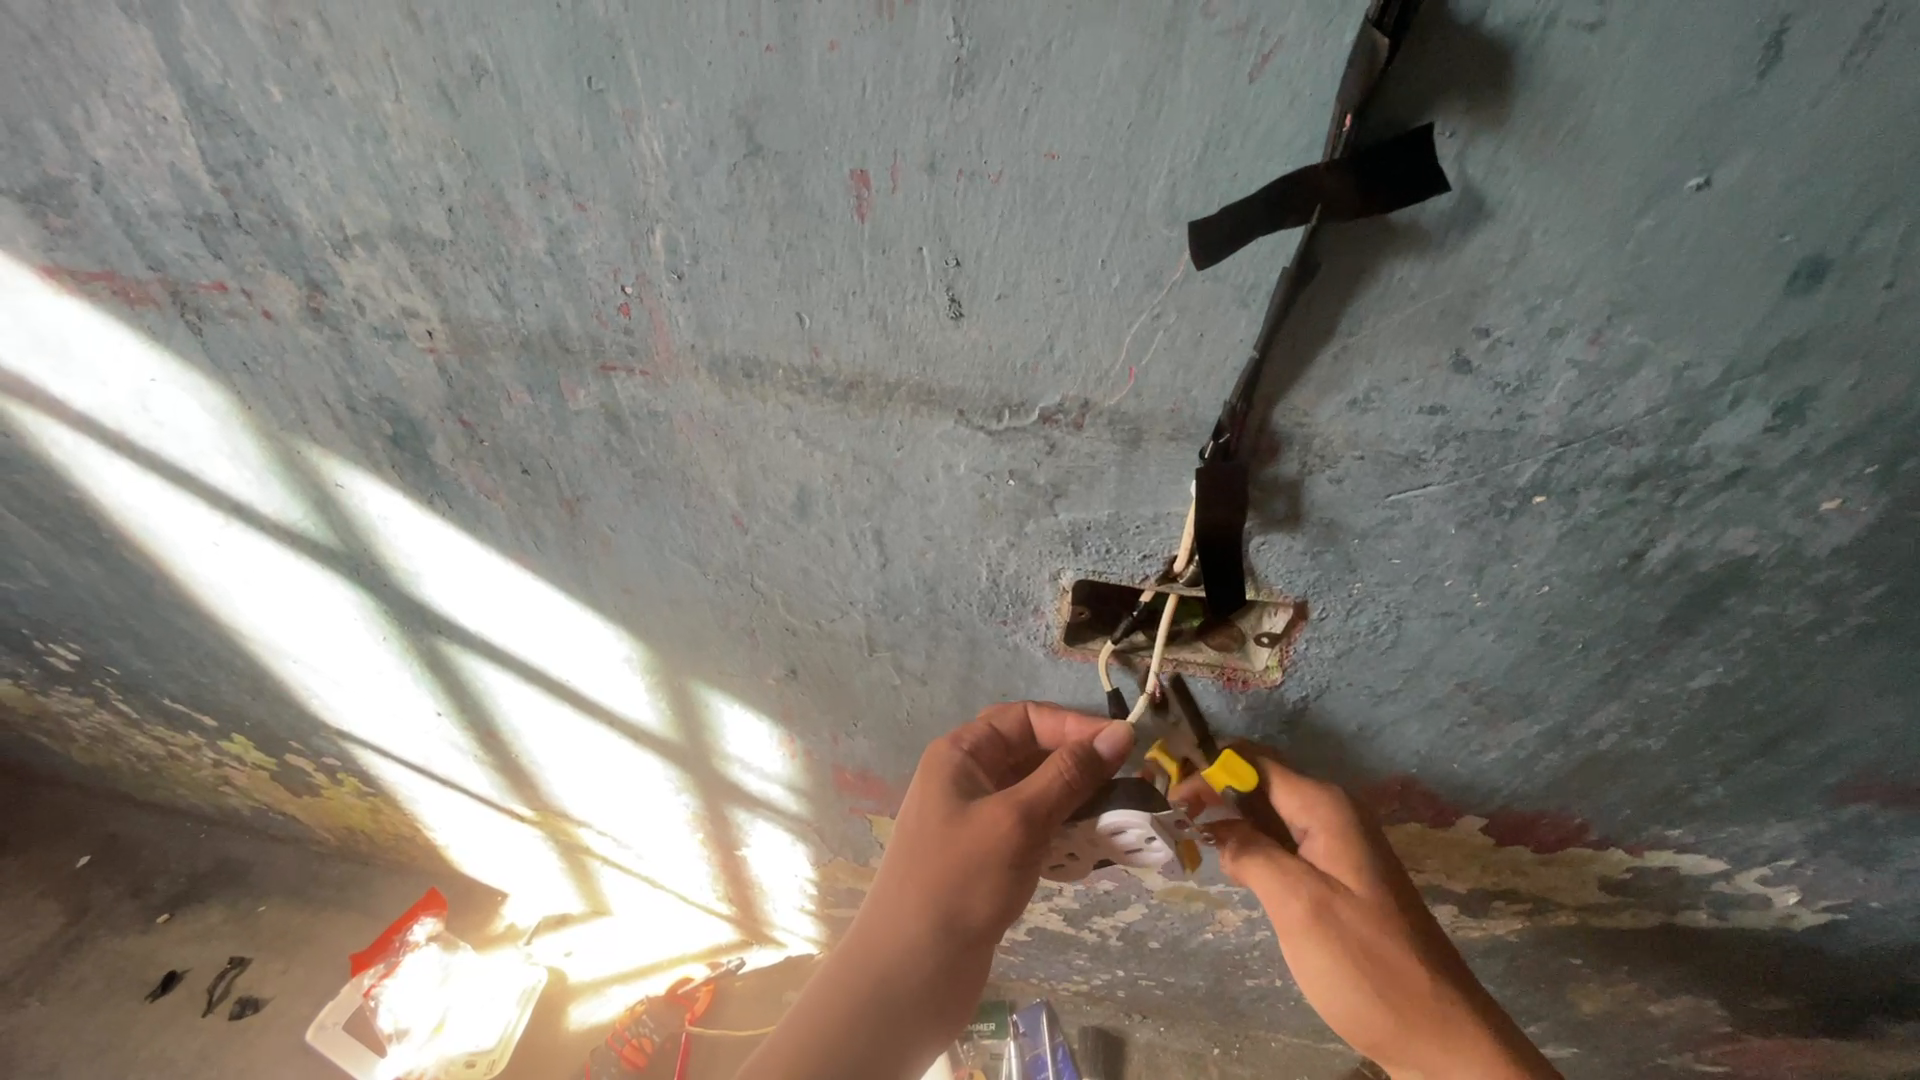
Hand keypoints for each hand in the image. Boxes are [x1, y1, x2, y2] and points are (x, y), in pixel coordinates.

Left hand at [739, 702, 1132, 1079]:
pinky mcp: (984, 861)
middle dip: (1078, 766)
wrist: (910, 974)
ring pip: (1034, 795)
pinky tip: (1089, 853)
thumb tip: (1119, 733)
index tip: (1123, 746)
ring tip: (1118, 821)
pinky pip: (1031, 831)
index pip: (1024, 718)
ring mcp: (972, 822)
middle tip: (1129, 785)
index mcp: (960, 754)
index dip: (1073, 725)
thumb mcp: (1020, 819)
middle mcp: (964, 779)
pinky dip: (1060, 835)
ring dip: (1075, 803)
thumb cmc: (962, 881)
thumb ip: (1070, 775)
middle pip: (1030, 754)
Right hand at [1178, 746, 1560, 1079]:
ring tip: (1189, 842)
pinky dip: (1249, 845)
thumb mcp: (1296, 902)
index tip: (1169, 800)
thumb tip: (1211, 820)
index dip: (1205, 771)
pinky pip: (1281, 840)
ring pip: (1265, 811)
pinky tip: (1231, 869)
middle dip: (1212, 791)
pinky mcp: (1334, 873)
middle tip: (1171, 819)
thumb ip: (1249, 849)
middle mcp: (1330, 812)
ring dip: (1227, 819)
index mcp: (1324, 806)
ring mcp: (1335, 843)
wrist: (1437, 1034)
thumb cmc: (1364, 964)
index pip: (1249, 760)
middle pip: (1256, 780)